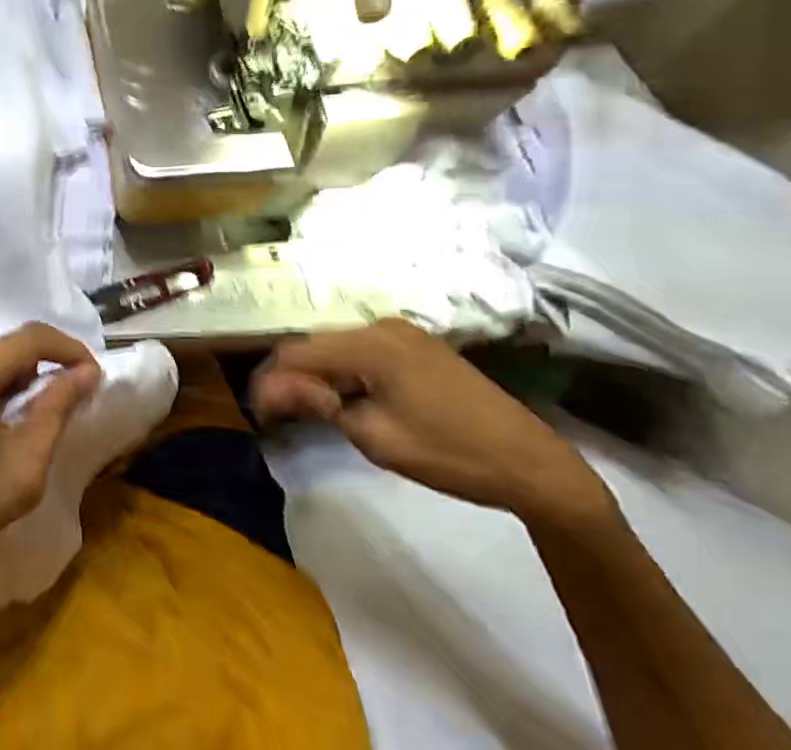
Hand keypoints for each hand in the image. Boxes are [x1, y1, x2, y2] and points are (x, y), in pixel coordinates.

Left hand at [0, 323, 100, 621]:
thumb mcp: (23, 465)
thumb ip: (57, 408)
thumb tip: (86, 371)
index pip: (31, 338)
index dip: (70, 350)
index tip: (94, 374)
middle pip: (4, 348)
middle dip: (38, 371)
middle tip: (59, 407)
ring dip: (8, 381)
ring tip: (20, 422)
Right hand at [252, 319, 613, 527]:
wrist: (531, 463)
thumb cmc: (449, 453)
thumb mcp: (375, 435)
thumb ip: (320, 403)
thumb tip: (273, 388)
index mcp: (371, 344)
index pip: (296, 353)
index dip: (269, 382)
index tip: (259, 416)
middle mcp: (383, 327)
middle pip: (315, 345)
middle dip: (289, 378)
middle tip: (278, 416)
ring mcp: (403, 334)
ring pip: (337, 348)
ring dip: (316, 376)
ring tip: (306, 411)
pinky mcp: (417, 347)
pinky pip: (362, 352)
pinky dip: (343, 374)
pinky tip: (342, 399)